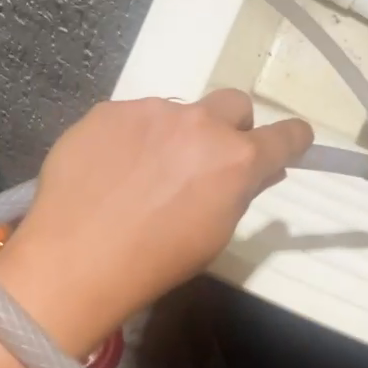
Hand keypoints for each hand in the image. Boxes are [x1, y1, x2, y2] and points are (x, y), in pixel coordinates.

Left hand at [0, 90, 311, 333]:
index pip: (287, 134)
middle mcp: (199, 123)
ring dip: (174, 135)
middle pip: (234, 105)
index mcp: (236, 159)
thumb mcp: (214, 235)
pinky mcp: (109, 111)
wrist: (75, 259)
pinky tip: (110, 171)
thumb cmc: (156, 262)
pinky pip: (133, 117)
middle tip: (206, 162)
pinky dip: (132, 138)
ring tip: (142, 176)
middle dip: (230, 128)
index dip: (292, 140)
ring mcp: (150, 110)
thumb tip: (259, 169)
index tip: (288, 145)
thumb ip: (240, 192)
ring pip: (178, 112)